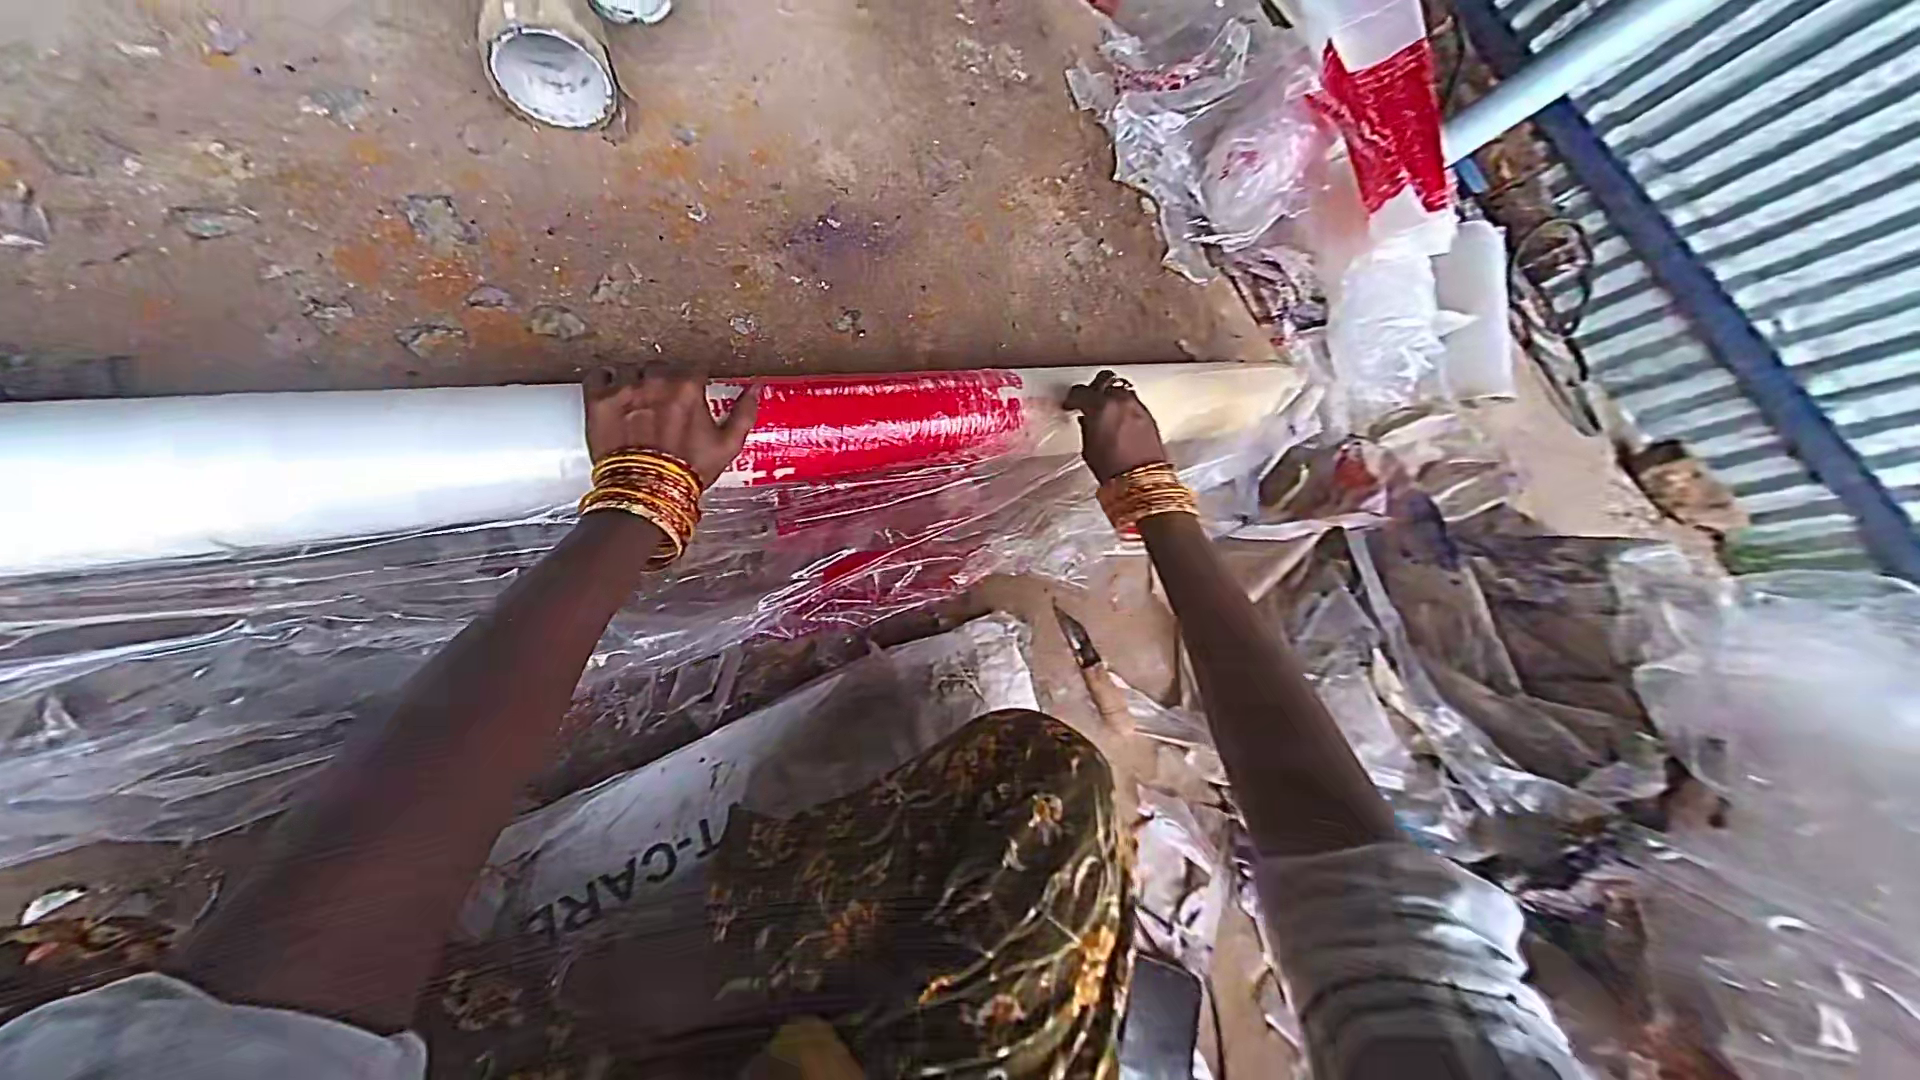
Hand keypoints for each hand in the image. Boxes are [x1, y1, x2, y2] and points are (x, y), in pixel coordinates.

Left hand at [584, 363, 760, 488]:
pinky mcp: (597, 399)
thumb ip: (744, 412)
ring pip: (631, 370)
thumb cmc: (691, 469)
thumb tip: (756, 387)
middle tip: (664, 403)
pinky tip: (614, 395)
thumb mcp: (729, 445)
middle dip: (664, 382)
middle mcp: (656, 381)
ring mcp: (624, 388)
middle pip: (660, 368)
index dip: (696, 384)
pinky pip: (598, 374)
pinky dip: (606, 381)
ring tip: (639, 403)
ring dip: (636, 381)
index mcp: (688, 387)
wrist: (648, 490)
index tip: (694, 397)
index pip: (695, 370)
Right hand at [1064, 370, 1167, 482]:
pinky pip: (1132, 401)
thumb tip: (1087, 420)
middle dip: (1095, 386)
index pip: (1081, 392)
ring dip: (1111, 395)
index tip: (1070, 403)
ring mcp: (1137, 406)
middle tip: (1087, 397)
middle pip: (1105, 379)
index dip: (1072, 398)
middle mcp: (1121, 401)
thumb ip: (1086, 427)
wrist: (1141, 479)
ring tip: (1104, 408)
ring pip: (1120, 388)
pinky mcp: (1148, 415)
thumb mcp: (1088, 448)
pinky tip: (1118, 418)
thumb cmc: (1114, 468)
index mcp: (1101, 406)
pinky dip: (1123, 405)